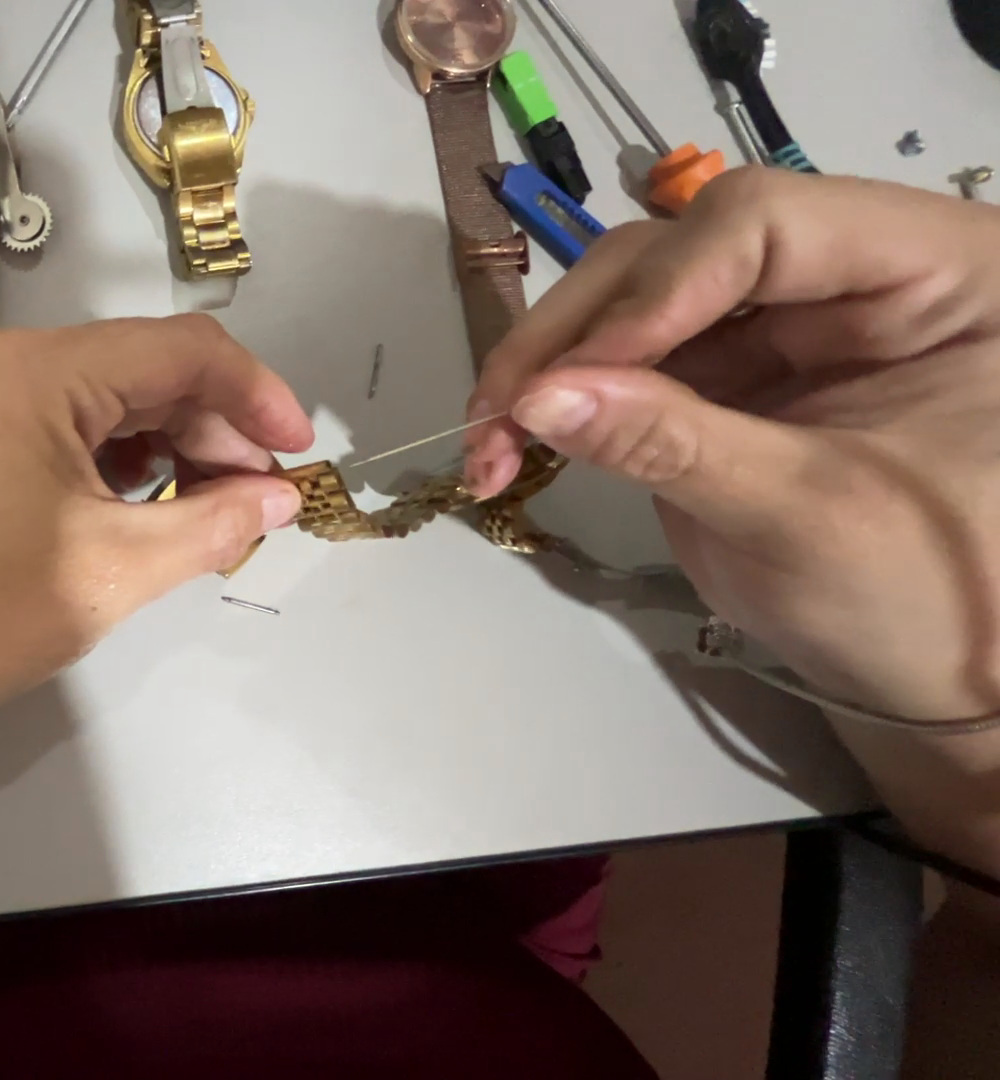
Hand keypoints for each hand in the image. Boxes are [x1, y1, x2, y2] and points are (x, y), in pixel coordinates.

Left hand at [0, 315, 313, 719]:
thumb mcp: (119, 566)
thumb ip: (215, 521)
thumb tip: (281, 497)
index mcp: (39, 371)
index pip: (180, 351)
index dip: (255, 395)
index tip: (297, 453)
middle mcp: (14, 362)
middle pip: (149, 370)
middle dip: (215, 431)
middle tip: (259, 500)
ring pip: (118, 399)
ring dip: (177, 448)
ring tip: (216, 509)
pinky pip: (81, 426)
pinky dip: (130, 461)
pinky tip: (161, 504)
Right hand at [463, 170, 999, 722]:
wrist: (928, 657)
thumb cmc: (931, 592)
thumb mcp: (806, 514)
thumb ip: (671, 444)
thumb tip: (533, 398)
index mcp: (936, 273)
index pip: (761, 226)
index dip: (650, 294)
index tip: (566, 385)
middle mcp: (836, 278)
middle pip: (658, 259)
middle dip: (560, 342)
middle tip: (492, 423)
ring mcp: (759, 328)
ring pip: (607, 309)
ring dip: (530, 376)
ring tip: (488, 453)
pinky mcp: (698, 378)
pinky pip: (595, 366)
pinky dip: (538, 407)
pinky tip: (508, 452)